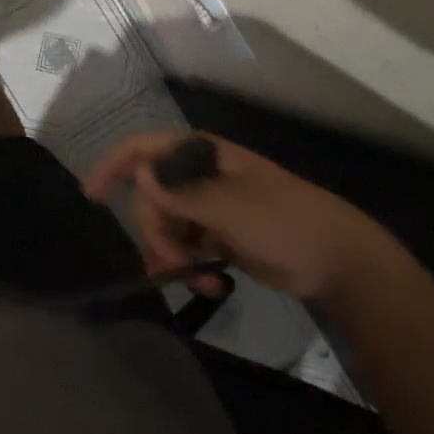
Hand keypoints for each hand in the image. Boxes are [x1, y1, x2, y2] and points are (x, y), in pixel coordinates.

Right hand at [85, 130, 400, 301]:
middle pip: (151, 197)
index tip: (92, 197)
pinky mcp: (220, 236)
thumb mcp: (228, 207)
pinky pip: (186, 247)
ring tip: (194, 277)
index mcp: (201, 155)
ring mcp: (210, 207)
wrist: (341, 262)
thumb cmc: (284, 221)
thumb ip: (178, 194)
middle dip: (155, 231)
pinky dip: (189, 266)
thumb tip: (137, 175)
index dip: (114, 166)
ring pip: (166, 226)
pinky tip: (208, 283)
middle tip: (173, 259)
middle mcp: (200, 176)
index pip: (144, 149)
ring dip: (171, 253)